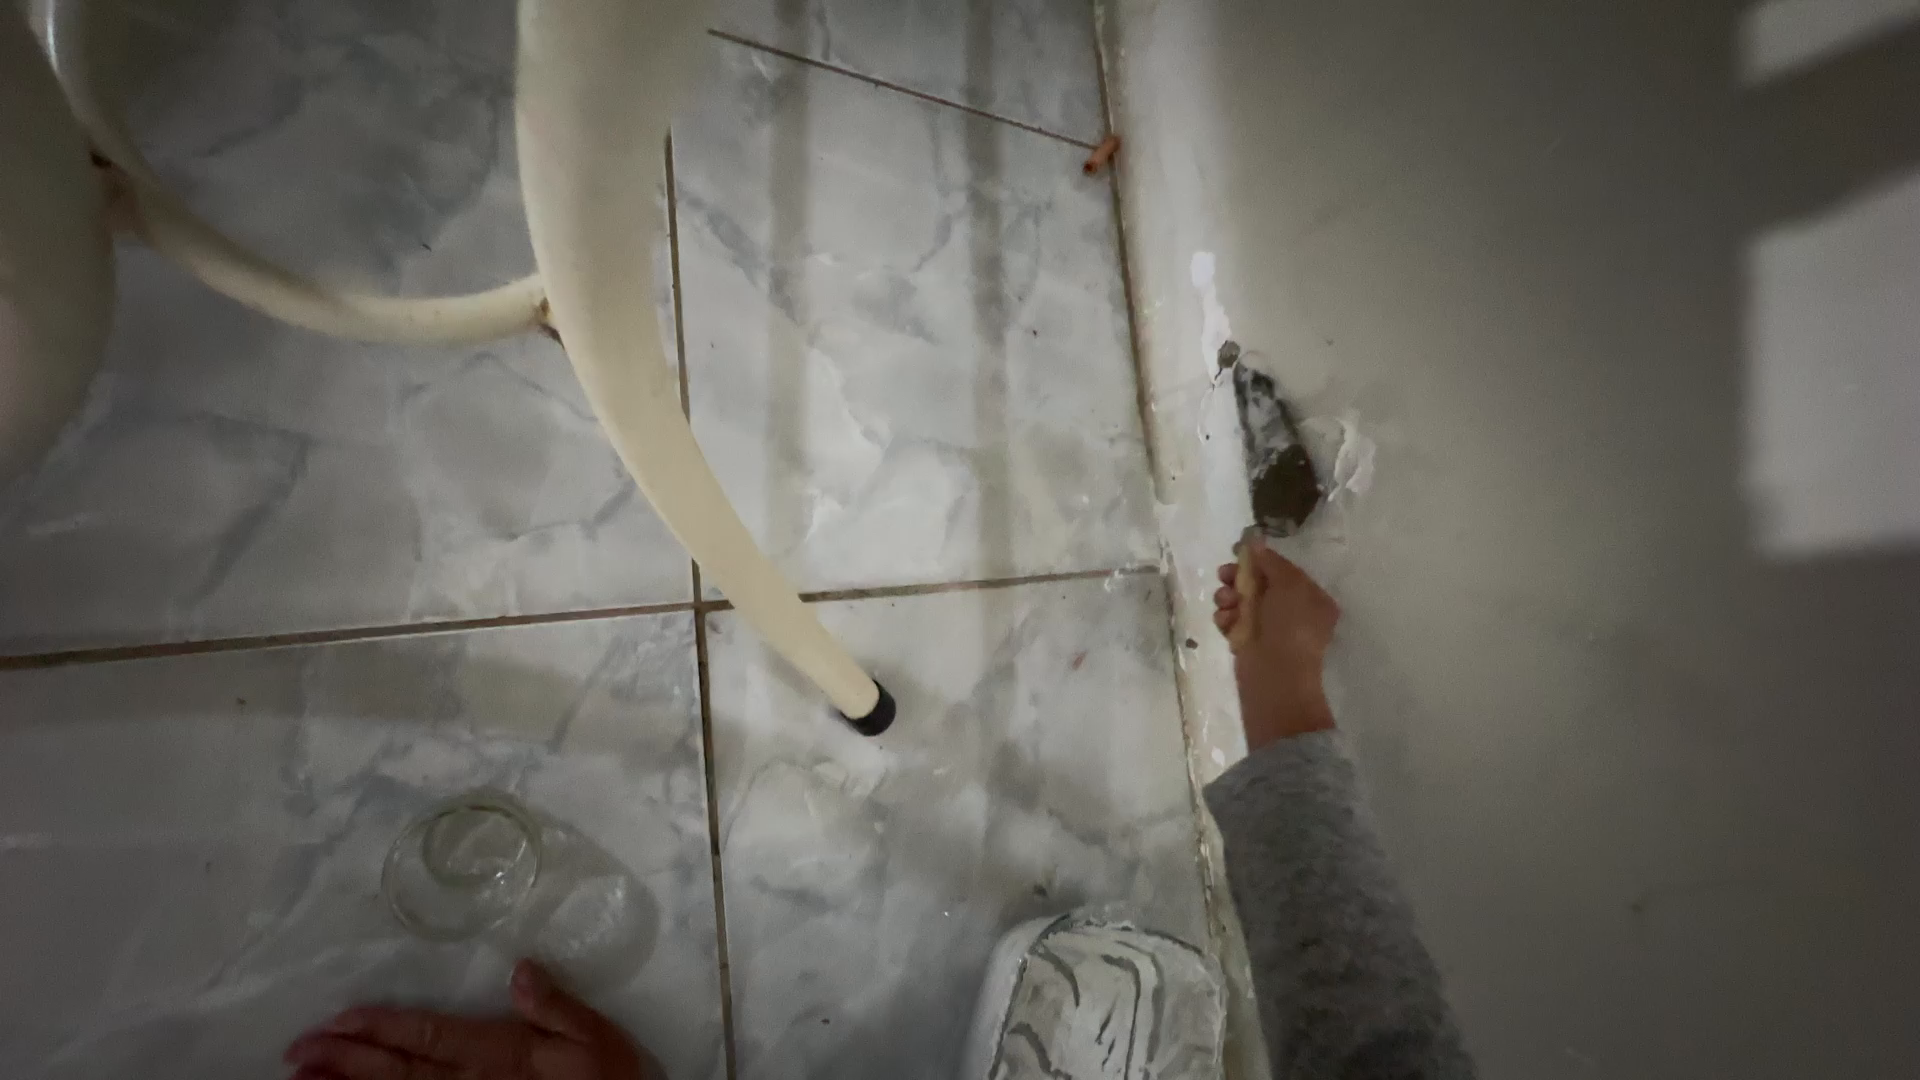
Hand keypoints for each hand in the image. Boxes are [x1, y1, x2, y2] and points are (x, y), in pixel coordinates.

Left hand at [284, 960, 660, 1079]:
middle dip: (349, 1060)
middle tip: (300, 1049)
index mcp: (503, 1053)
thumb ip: (555, 1006)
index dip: (386, 1029)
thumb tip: (520, 970)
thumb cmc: (605, 1075)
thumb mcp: (593, 1034)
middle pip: (401, 1073)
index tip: (342, 1020)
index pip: (433, 1038)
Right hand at [1214, 535, 1338, 750]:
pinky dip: (1225, 618)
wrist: (1276, 677)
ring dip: (1228, 597)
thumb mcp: (1288, 585)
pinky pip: (1232, 622)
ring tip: (1224, 603)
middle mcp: (1292, 613)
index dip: (1259, 559)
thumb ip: (1271, 562)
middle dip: (1238, 577)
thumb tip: (1255, 543)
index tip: (1236, 551)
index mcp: (1311, 598)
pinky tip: (1224, 621)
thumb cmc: (1290, 627)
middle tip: (1224, 575)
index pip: (1282, 571)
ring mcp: (1269, 629)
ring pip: (1240, 601)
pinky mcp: (1247, 643)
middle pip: (1258, 584)